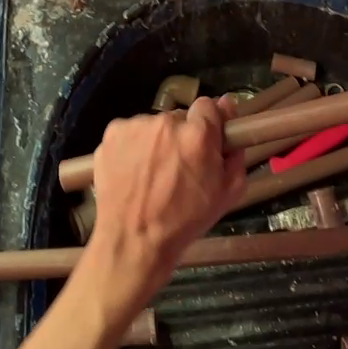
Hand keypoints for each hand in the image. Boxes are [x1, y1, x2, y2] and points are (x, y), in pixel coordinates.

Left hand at [89, 95, 246, 271]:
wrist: (133, 242)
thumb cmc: (184, 222)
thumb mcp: (226, 194)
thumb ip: (234, 152)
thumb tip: (229, 113)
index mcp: (198, 134)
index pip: (207, 106)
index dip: (207, 124)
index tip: (204, 141)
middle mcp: (166, 121)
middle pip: (179, 118)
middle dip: (181, 137)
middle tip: (176, 167)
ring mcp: (136, 125)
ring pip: (154, 126)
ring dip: (156, 142)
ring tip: (151, 174)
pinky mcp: (113, 132)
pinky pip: (130, 133)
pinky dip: (132, 147)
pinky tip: (132, 172)